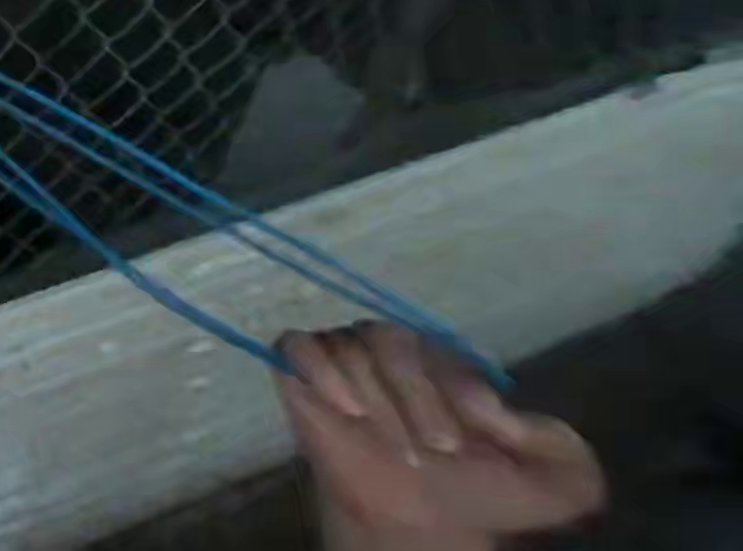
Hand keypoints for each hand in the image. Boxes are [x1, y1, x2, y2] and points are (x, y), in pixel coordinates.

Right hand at [278, 323, 604, 550]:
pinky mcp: (294, 364)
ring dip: (374, 400)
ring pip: (346, 348)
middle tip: (434, 450)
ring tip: (393, 446)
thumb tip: (495, 411)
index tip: (467, 442)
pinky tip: (345, 408)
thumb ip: (561, 447)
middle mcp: (383, 345)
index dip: (454, 388)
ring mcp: (335, 351)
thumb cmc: (477, 491)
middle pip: (387, 337)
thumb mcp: (556, 484)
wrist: (412, 518)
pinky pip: (295, 345)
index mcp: (439, 359)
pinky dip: (318, 371)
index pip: (439, 348)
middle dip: (412, 395)